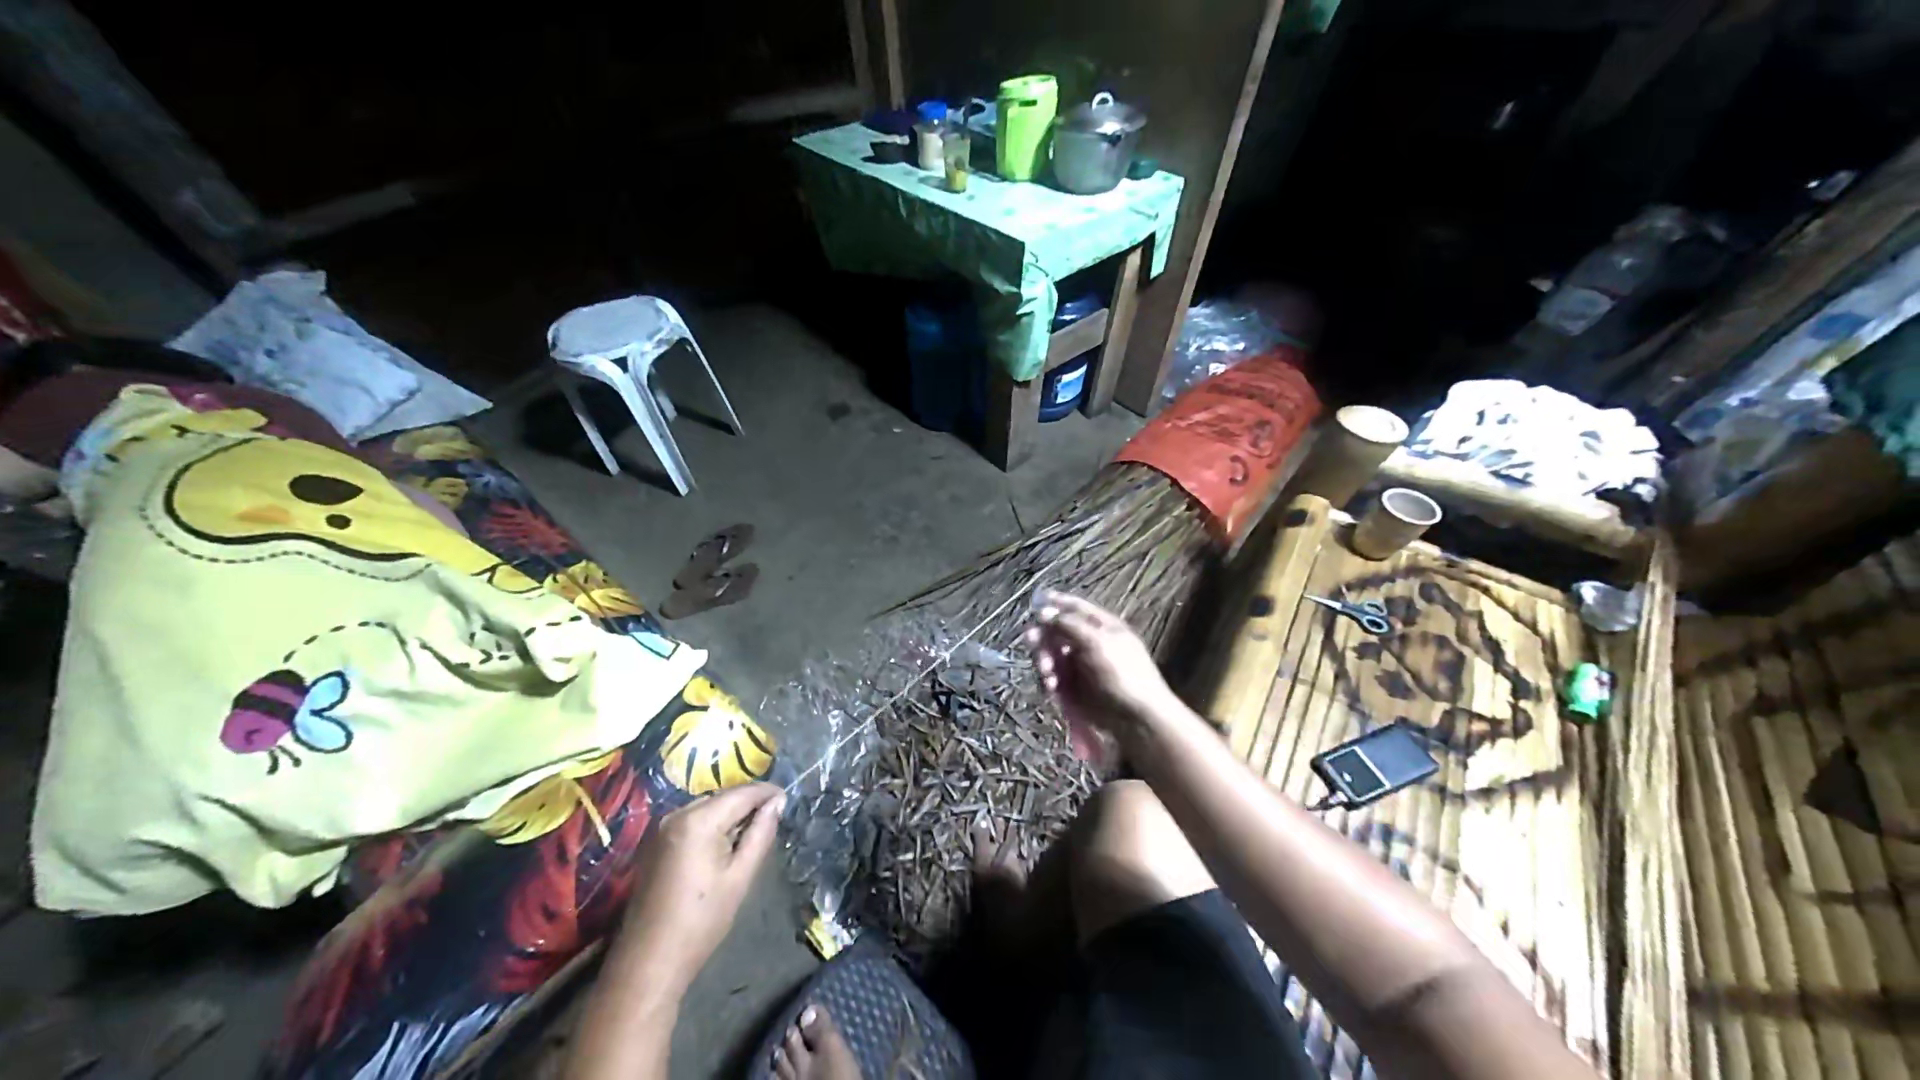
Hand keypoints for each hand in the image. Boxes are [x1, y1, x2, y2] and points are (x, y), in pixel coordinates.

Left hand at [612, 782, 785, 991]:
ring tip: (752, 831)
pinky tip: (723, 844)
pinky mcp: (653, 843)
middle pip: (722, 797)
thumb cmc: (701, 921)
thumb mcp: (740, 876)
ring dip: (729, 814)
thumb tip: (777, 803)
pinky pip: (690, 821)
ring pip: (706, 807)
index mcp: (698, 821)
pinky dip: (710, 824)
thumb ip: (761, 833)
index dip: (767, 793)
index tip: (787, 798)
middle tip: (772, 817)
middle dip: (748, 803)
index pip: (741, 793)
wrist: (649, 962)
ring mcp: (660, 828)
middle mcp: (676, 815)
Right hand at [1025, 589, 1185, 764]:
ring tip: (1047, 670)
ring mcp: (1079, 667)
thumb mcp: (1097, 642)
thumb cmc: (1123, 674)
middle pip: (1056, 631)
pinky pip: (1051, 677)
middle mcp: (1088, 643)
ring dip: (1043, 659)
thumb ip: (1068, 624)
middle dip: (1042, 635)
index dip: (1055, 602)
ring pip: (1050, 654)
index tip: (1035, 600)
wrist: (1135, 719)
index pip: (1075, 608)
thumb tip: (1043, 611)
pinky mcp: (1072, 689)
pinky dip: (1047, 679)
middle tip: (1031, 640)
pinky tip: (1051, 686)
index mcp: (1101, 627)